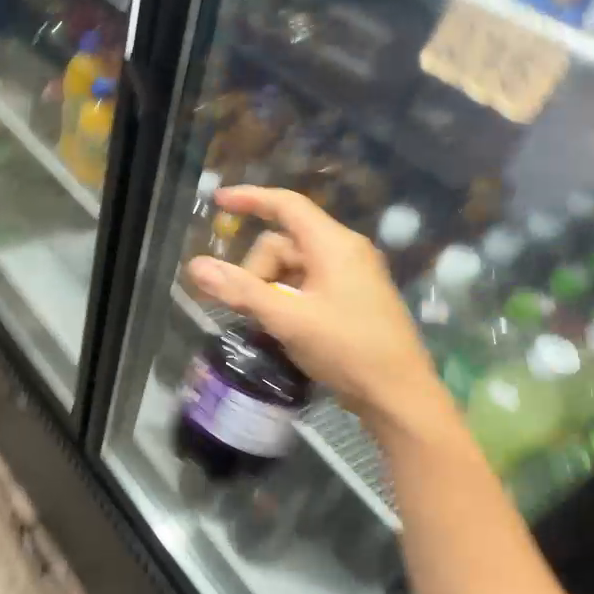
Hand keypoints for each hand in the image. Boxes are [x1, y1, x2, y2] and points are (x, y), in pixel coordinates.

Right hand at [184, 186, 446, 431]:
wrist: (397, 395)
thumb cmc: (347, 350)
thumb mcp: (288, 319)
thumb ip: (241, 291)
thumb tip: (195, 266)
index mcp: (334, 245)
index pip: (287, 205)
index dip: (250, 199)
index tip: (217, 201)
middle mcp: (344, 252)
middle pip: (282, 243)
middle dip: (257, 271)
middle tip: (252, 310)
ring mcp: (350, 276)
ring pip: (291, 268)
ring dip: (270, 290)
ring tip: (269, 325)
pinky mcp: (351, 299)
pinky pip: (306, 285)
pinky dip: (286, 300)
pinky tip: (283, 327)